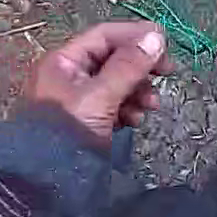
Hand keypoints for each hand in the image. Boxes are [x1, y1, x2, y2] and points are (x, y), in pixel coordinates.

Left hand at [26, 19, 172, 142]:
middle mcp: (70, 75)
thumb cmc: (70, 131)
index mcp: (64, 61)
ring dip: (137, 90)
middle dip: (140, 67)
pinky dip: (128, 108)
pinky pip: (113, 104)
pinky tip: (135, 119)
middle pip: (113, 59)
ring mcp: (78, 99)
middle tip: (167, 72)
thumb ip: (129, 66)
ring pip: (116, 83)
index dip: (135, 36)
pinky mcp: (88, 119)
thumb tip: (156, 37)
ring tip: (150, 105)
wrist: (50, 180)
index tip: (164, 43)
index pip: (104, 36)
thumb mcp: (101, 95)